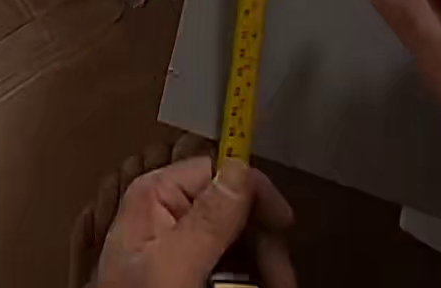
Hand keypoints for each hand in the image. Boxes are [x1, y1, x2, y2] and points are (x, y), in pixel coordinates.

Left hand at [92, 157, 295, 287]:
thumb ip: (207, 218)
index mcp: (157, 193)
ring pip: (235, 235)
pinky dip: (246, 277)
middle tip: (281, 279)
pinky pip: (225, 262)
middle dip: (262, 238)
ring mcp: (175, 242)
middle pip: (232, 204)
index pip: (219, 169)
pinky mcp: (183, 271)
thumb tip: (242, 166)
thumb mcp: (173, 270)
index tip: (284, 226)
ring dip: (260, 261)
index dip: (256, 192)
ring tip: (275, 287)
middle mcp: (167, 209)